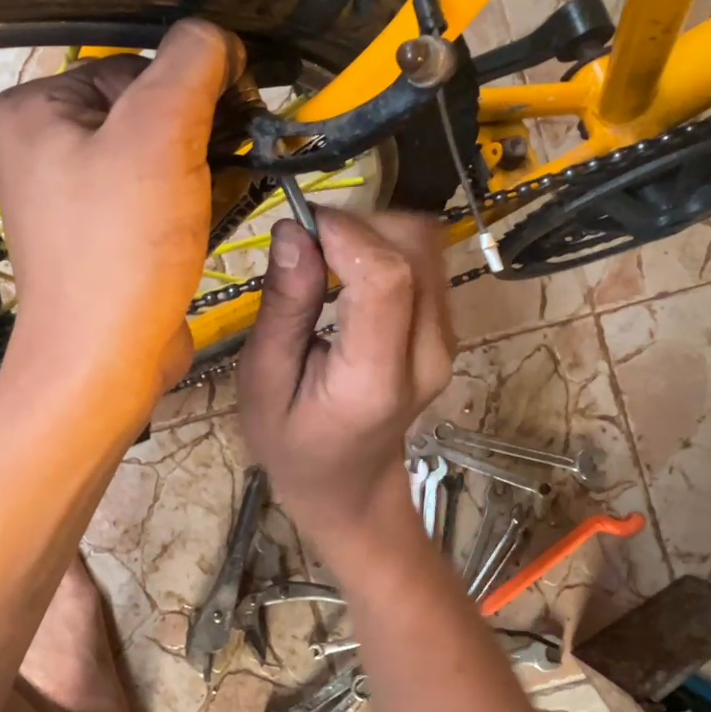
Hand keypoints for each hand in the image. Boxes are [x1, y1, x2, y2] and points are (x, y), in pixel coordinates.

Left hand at [0, 20, 244, 395]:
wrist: (104, 362)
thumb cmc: (122, 246)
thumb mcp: (160, 133)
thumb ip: (192, 63)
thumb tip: (217, 36)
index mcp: (35, 108)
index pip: (132, 66)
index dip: (189, 87)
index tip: (233, 119)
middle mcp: (43, 147)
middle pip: (145, 111)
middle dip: (196, 134)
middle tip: (232, 161)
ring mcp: (70, 198)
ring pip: (155, 157)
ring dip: (199, 169)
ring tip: (221, 195)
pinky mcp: (99, 237)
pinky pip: (152, 198)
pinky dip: (186, 201)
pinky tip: (210, 218)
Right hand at [237, 209, 454, 544]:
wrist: (350, 484)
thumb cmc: (294, 443)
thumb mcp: (263, 382)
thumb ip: (285, 307)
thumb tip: (293, 231)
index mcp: (375, 379)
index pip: (386, 279)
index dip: (346, 234)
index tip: (300, 226)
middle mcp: (427, 355)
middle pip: (414, 250)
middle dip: (358, 228)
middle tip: (308, 245)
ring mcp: (446, 341)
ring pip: (424, 246)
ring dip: (372, 234)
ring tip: (325, 259)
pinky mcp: (447, 329)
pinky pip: (424, 263)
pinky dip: (384, 250)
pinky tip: (348, 274)